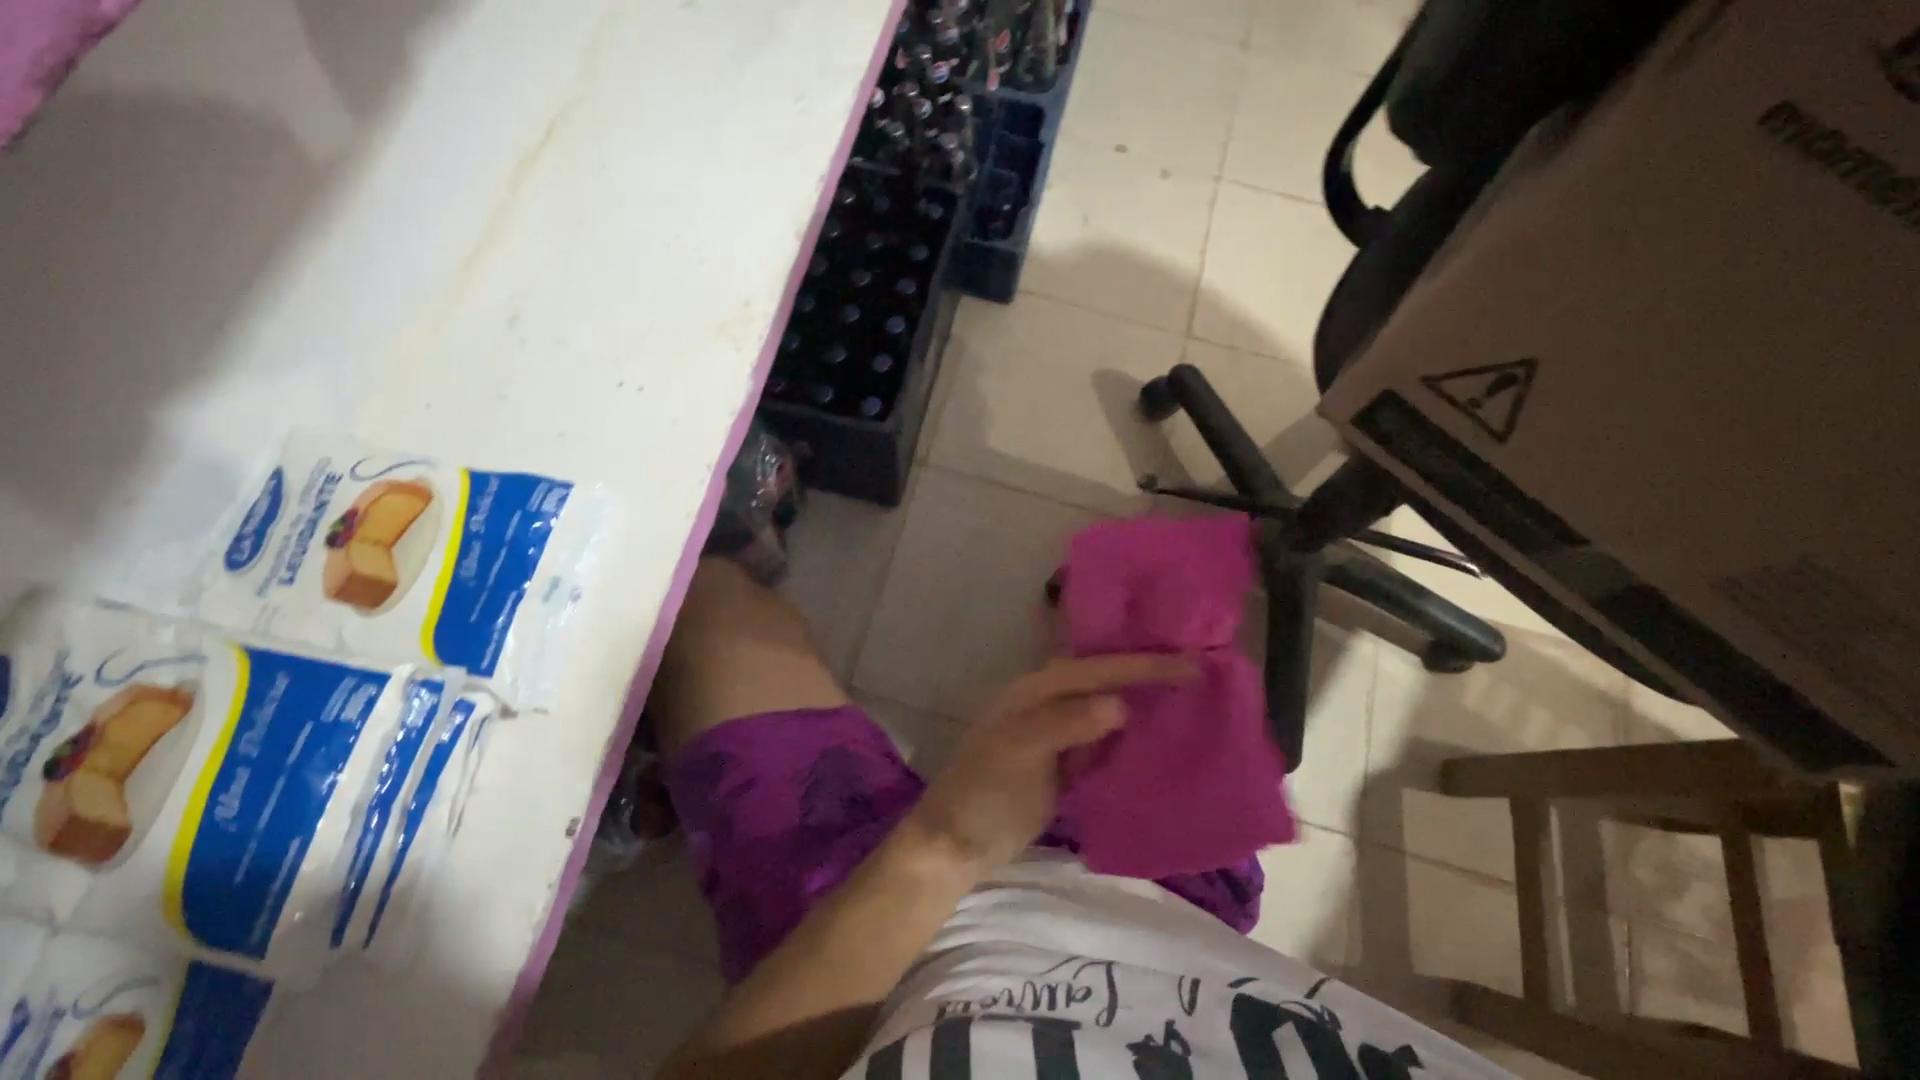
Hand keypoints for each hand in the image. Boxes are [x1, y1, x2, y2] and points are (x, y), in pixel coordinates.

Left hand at [904, 653, 1195, 876]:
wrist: (953, 845)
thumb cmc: (983, 793)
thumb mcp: (1019, 752)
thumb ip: (1065, 723)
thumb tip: (1121, 704)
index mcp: (1033, 691)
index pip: (1095, 669)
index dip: (1141, 665)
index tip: (1190, 663)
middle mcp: (1046, 704)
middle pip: (1102, 680)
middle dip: (1145, 674)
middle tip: (1198, 672)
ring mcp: (1054, 736)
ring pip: (1106, 708)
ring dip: (1142, 702)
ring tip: (1191, 698)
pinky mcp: (1062, 767)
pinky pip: (1103, 742)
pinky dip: (1131, 738)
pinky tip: (1160, 740)